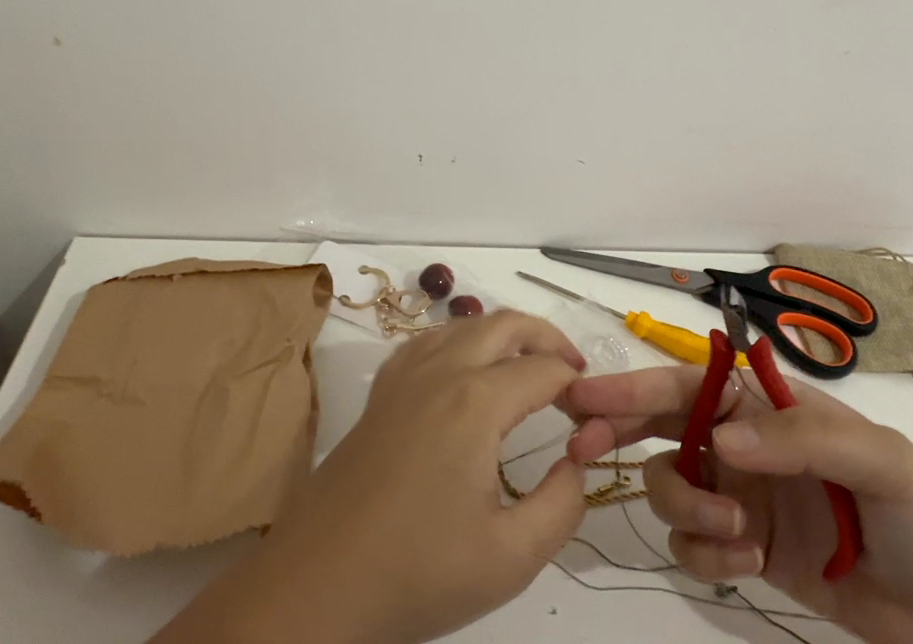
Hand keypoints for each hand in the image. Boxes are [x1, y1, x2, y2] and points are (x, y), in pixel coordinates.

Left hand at [154, 311, 590, 643]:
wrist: (318, 586)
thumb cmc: (418, 572)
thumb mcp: (512, 556)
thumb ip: (562, 503)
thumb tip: (576, 463)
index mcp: (474, 403)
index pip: (543, 371)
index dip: (578, 387)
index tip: (594, 417)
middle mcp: (438, 374)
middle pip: (503, 325)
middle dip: (547, 338)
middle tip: (574, 372)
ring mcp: (401, 381)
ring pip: (461, 325)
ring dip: (503, 334)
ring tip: (529, 366)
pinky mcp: (378, 398)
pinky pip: (425, 343)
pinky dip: (458, 340)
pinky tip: (464, 371)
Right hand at [567, 367, 912, 643]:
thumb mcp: (875, 460)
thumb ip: (799, 438)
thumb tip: (718, 440)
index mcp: (767, 407)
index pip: (688, 384)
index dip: (633, 386)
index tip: (586, 396)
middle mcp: (741, 444)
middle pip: (658, 427)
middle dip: (619, 431)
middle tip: (586, 446)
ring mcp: (736, 496)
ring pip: (668, 489)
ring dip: (687, 511)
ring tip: (737, 533)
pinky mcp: (737, 547)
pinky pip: (689, 544)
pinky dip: (706, 554)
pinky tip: (748, 561)